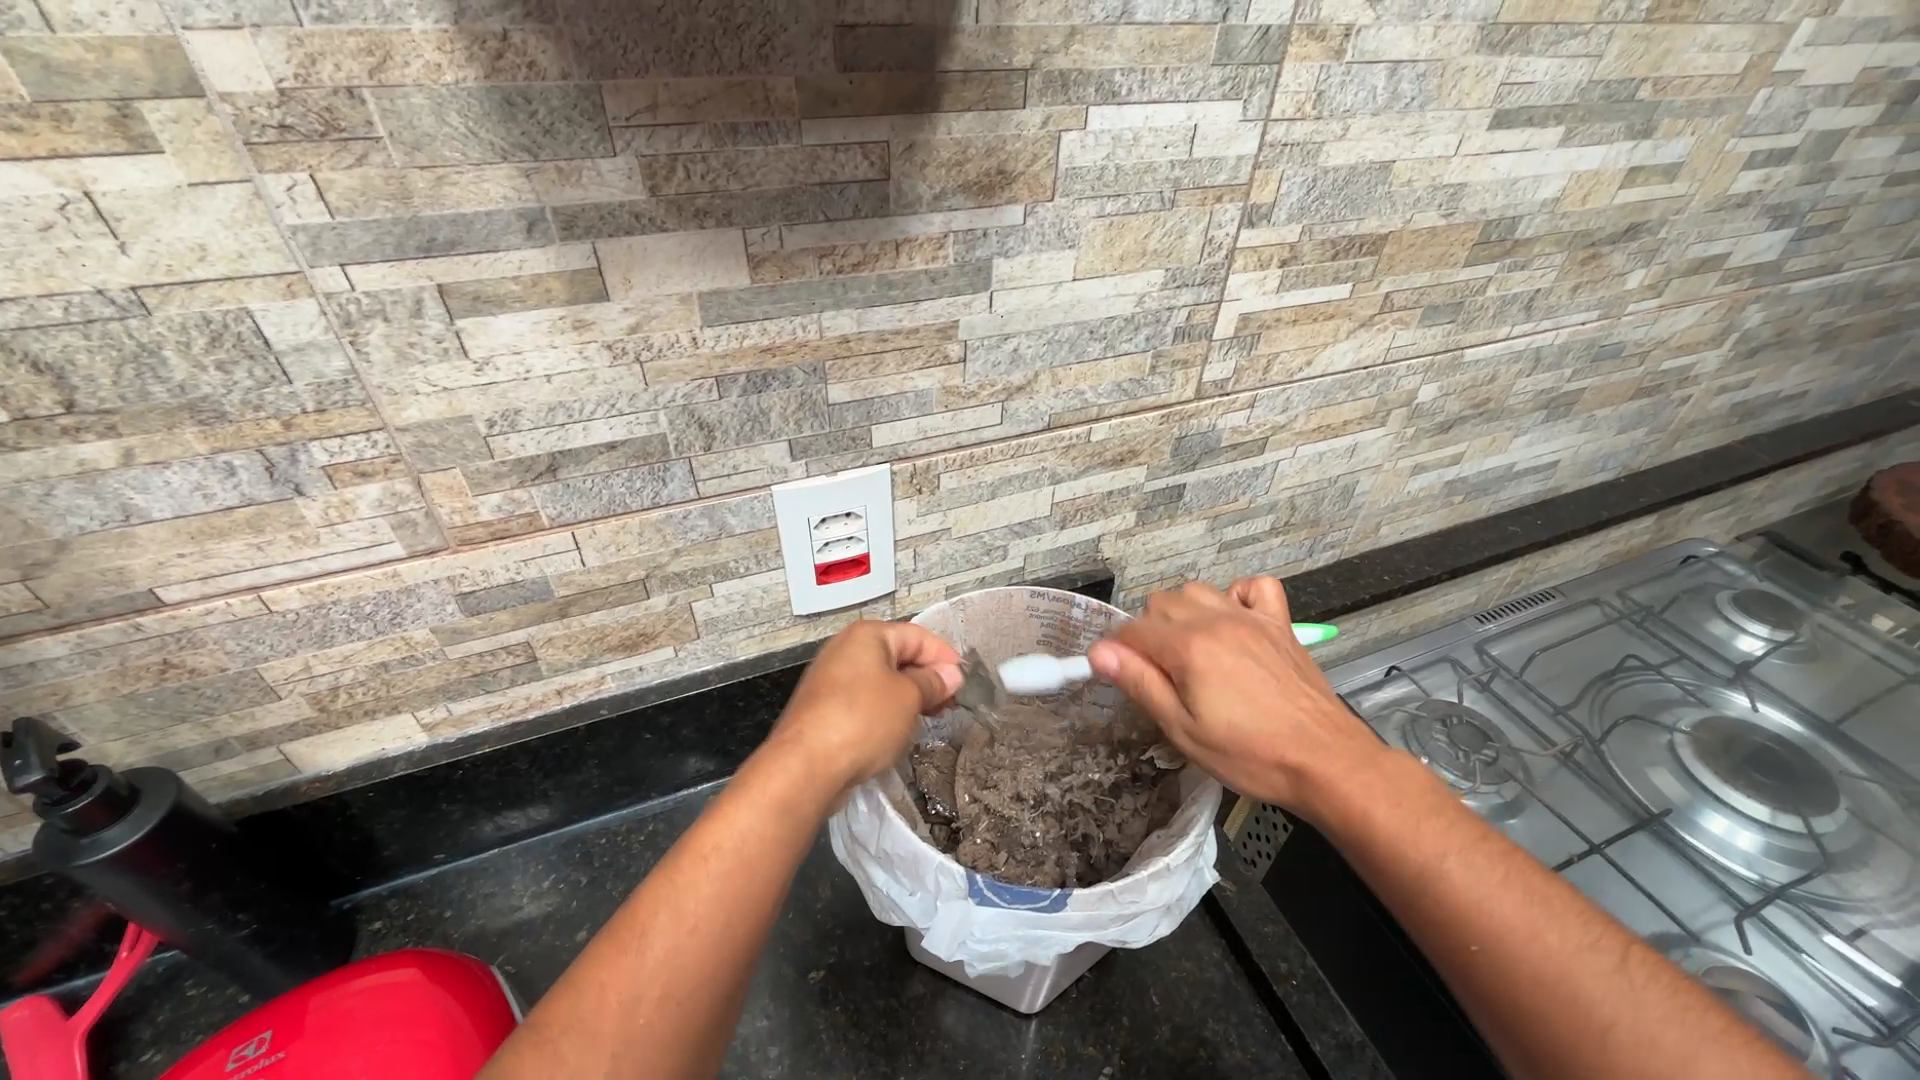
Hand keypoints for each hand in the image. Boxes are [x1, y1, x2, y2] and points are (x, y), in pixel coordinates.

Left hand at [766, 619, 961, 794]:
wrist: (805, 766)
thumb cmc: (863, 720)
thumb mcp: (909, 698)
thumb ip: (933, 682)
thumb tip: (951, 675)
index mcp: (867, 635)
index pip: (917, 635)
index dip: (945, 657)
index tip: (964, 682)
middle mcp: (846, 649)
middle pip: (898, 656)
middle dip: (927, 678)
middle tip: (950, 703)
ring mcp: (831, 679)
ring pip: (881, 681)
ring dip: (908, 697)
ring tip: (929, 719)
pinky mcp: (824, 708)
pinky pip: (865, 702)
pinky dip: (886, 711)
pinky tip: (898, 731)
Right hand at [1087, 577, 1387, 817]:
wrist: (1324, 761)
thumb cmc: (1249, 754)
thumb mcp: (1182, 729)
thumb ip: (1140, 683)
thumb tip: (1099, 652)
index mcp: (1189, 647)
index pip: (1132, 630)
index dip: (1117, 651)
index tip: (1121, 674)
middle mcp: (1218, 621)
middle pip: (1161, 603)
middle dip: (1149, 632)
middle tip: (1160, 675)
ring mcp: (1252, 619)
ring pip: (1198, 590)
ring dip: (1184, 613)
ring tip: (1190, 652)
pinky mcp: (1280, 625)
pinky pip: (1253, 587)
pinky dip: (1235, 596)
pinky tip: (1232, 624)